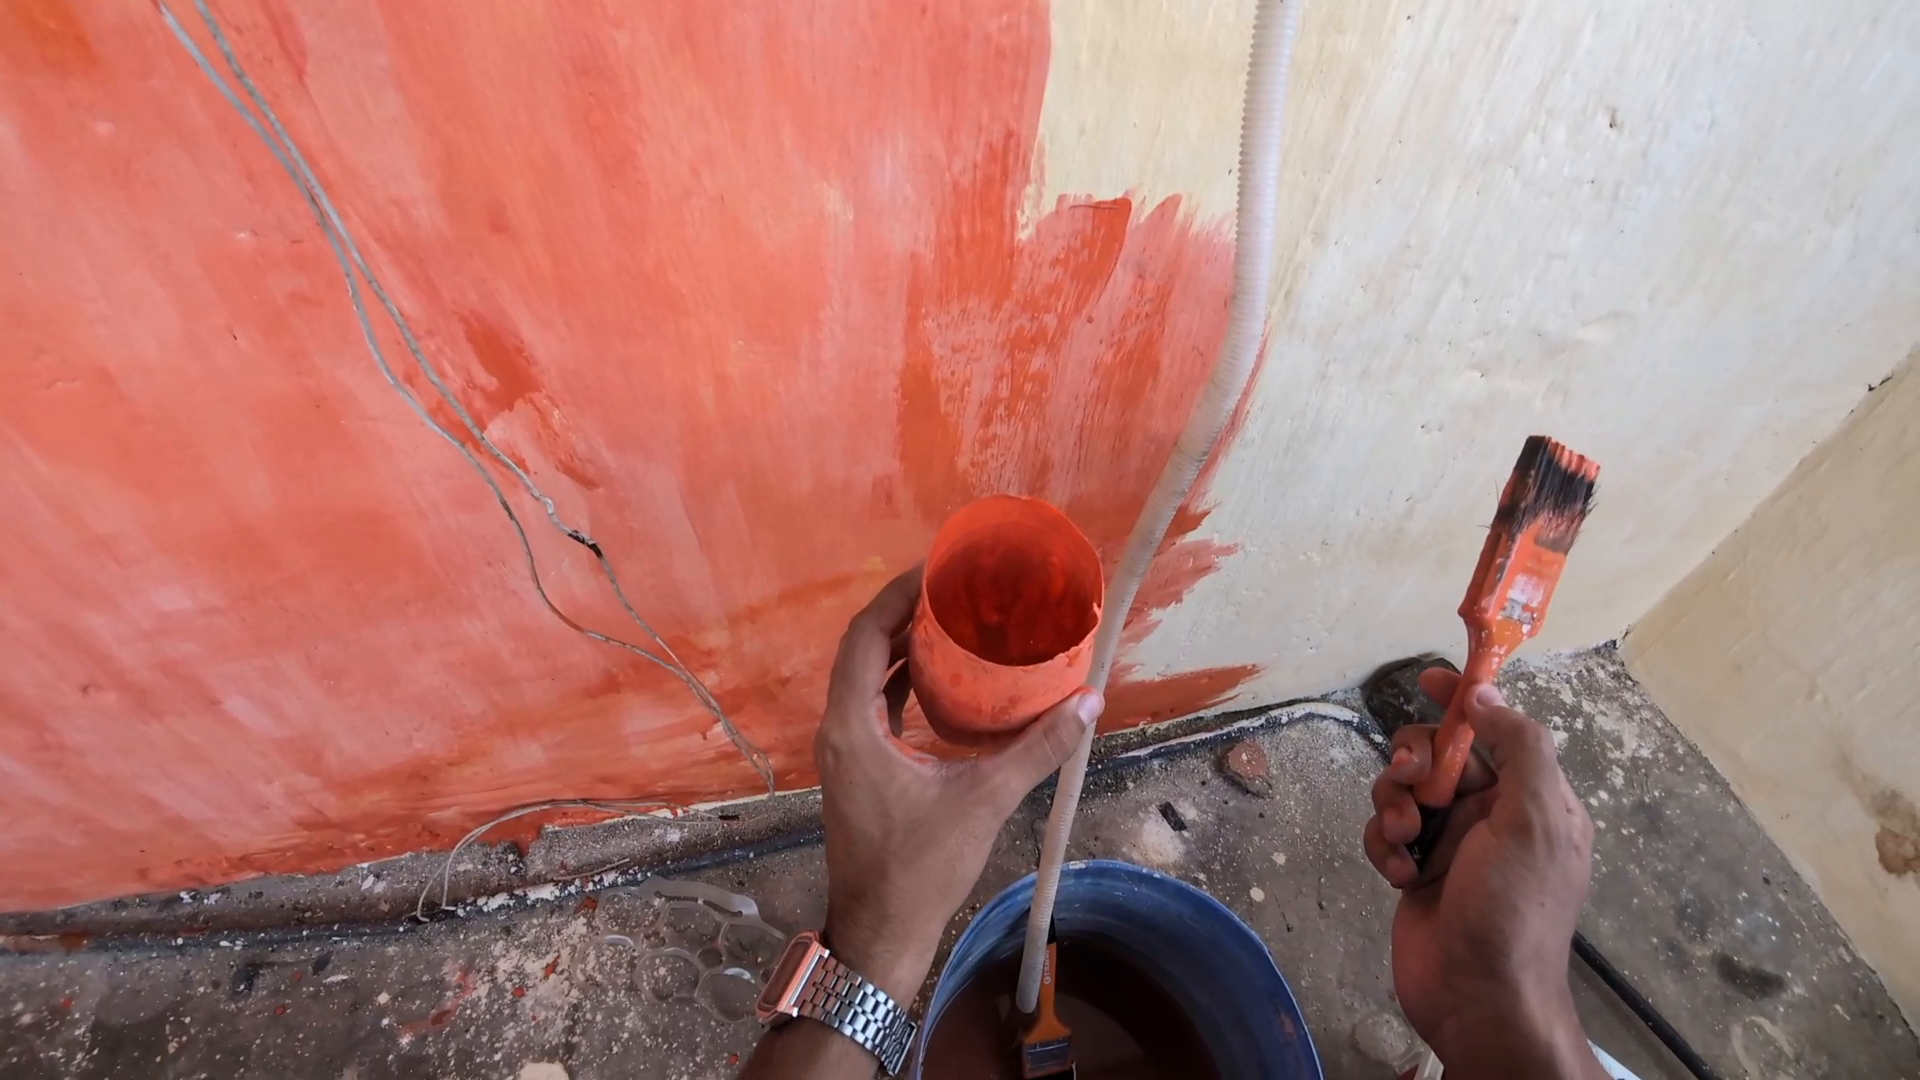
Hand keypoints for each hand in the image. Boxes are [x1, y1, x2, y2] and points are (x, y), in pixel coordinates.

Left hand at [816, 565, 1101, 1001]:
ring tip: (950, 618)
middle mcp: (838, 726)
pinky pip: (873, 701)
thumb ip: (1037, 750)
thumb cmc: (922, 867)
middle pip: (863, 647)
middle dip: (902, 612)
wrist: (881, 933)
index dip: (895, 596)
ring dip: (900, 643)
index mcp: (854, 724)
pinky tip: (940, 674)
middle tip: (952, 588)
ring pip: (865, 674)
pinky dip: (901, 677)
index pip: (865, 636)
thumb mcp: (985, 802)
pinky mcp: (857, 763)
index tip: (936, 569)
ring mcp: (845, 747)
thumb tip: (1090, 702)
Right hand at [1363, 670, 1605, 1079]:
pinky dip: (1384, 846)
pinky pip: (1383, 831)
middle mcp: (1488, 815)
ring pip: (1399, 790)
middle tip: (1410, 782)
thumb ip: (1518, 751)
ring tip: (1405, 841)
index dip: (1462, 701)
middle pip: (1432, 755)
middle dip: (1412, 763)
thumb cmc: (1512, 909)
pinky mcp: (1414, 867)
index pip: (1493, 731)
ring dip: (1392, 808)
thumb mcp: (1534, 823)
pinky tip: (1400, 874)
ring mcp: (1448, 842)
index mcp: (1529, 800)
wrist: (1477, 997)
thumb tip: (1484, 696)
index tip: (1427, 680)